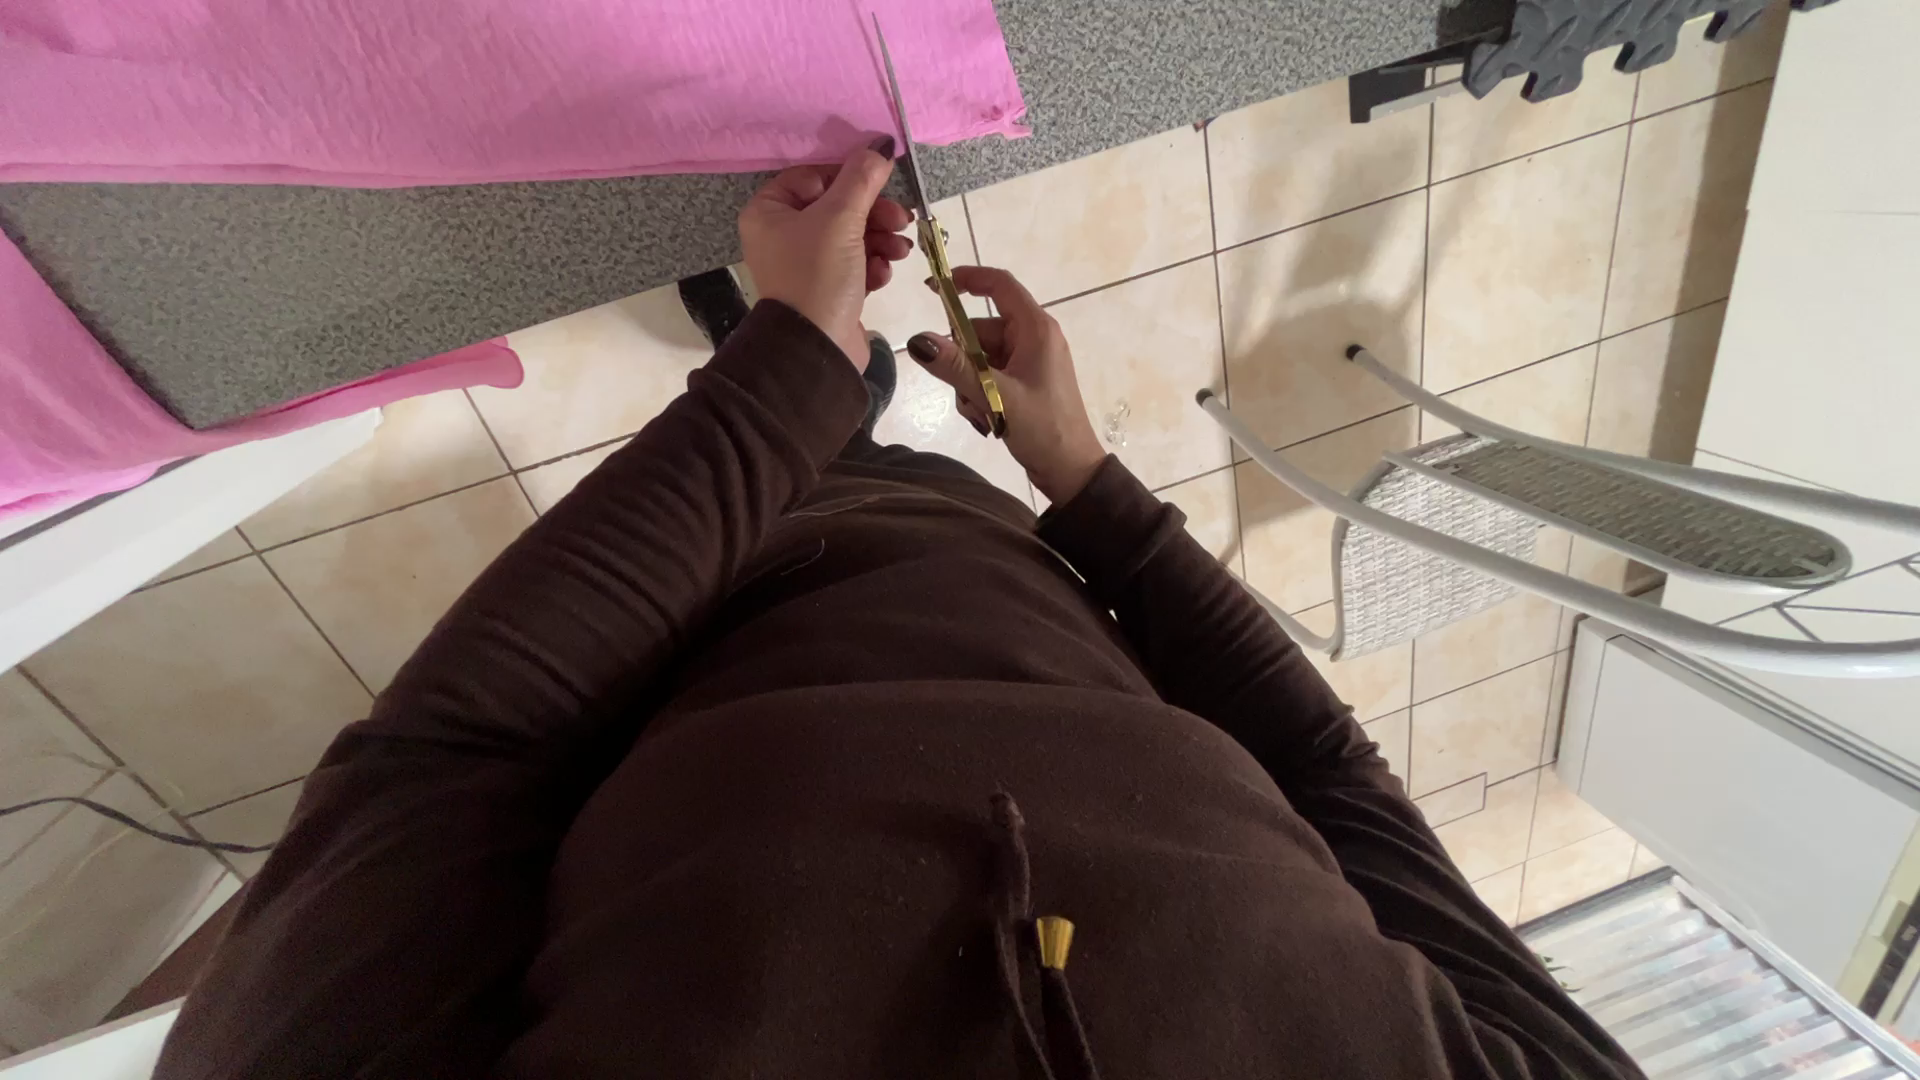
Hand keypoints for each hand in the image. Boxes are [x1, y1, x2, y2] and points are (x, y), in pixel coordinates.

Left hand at [738, 137, 913, 369]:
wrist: (817, 350)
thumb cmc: (818, 277)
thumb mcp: (841, 219)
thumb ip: (862, 179)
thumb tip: (880, 146)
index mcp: (769, 212)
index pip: (815, 177)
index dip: (851, 178)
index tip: (882, 184)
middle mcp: (782, 236)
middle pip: (838, 208)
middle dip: (874, 214)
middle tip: (902, 219)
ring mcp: (805, 266)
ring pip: (851, 237)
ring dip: (881, 240)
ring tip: (900, 252)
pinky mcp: (828, 292)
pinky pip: (854, 266)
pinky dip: (872, 267)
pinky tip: (883, 275)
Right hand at [906, 267, 1106, 503]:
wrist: (1071, 471)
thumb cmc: (1044, 429)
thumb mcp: (996, 396)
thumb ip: (956, 367)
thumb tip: (917, 340)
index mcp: (1036, 329)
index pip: (999, 285)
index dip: (967, 279)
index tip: (932, 287)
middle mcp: (1033, 338)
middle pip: (981, 330)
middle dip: (962, 359)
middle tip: (962, 390)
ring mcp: (1029, 362)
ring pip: (980, 357)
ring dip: (969, 384)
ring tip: (980, 413)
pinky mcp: (1024, 383)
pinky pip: (989, 376)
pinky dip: (979, 394)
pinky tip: (985, 418)